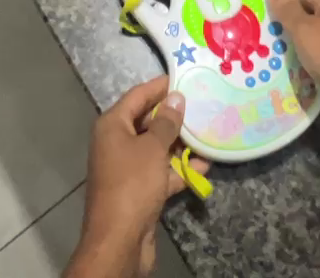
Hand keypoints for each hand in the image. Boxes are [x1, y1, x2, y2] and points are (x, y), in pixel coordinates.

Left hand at [71, 77, 208, 277]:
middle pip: (147, 121)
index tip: (183, 77)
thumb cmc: (132, 184)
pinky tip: (204, 167)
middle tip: (200, 105)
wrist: (119, 242)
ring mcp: (127, 168)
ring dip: (180, 144)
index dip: (159, 86)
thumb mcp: (152, 148)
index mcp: (112, 125)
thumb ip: (166, 122)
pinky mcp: (139, 191)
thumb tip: (176, 97)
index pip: (137, 96)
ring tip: (207, 133)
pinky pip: (160, 172)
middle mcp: (117, 143)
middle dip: (173, 116)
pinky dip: (179, 169)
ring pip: (156, 148)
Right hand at [267, 0, 319, 122]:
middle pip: (302, 5)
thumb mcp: (305, 29)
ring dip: (287, 31)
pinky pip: (313, 46)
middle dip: (278, 9)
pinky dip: (298, 48)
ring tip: (259, 36)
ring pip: (307, 27)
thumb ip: (288, 7)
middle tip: (249, 15)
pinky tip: (283, 57)